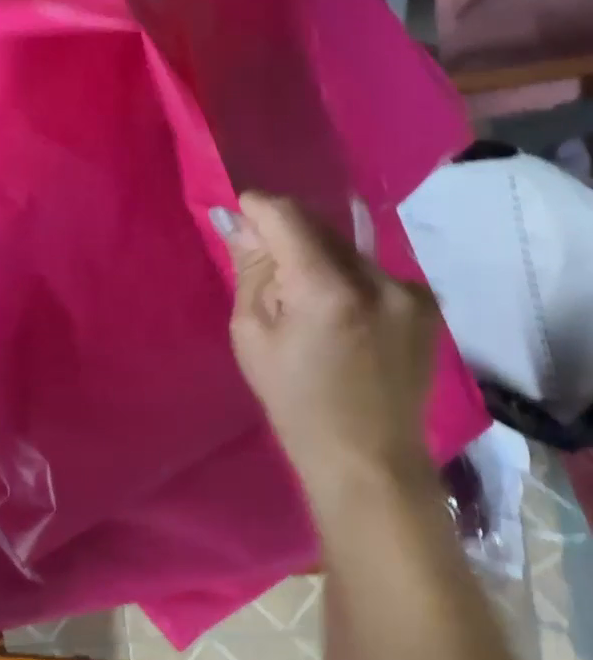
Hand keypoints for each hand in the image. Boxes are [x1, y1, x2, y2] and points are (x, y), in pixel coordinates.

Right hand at [215, 193, 440, 494]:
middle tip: (258, 265)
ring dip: (314, 258)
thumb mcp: (250, 332)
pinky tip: (333, 314)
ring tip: (297, 298)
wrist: (366, 453)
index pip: (287, 216)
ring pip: (345, 250)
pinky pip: (370, 273)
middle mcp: (379, 280)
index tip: (235, 213)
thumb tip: (241, 224)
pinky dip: (342, 278)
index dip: (257, 206)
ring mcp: (410, 293)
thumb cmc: (292, 395)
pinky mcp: (425, 306)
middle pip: (319, 229)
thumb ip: (252, 271)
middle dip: (283, 236)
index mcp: (327, 289)